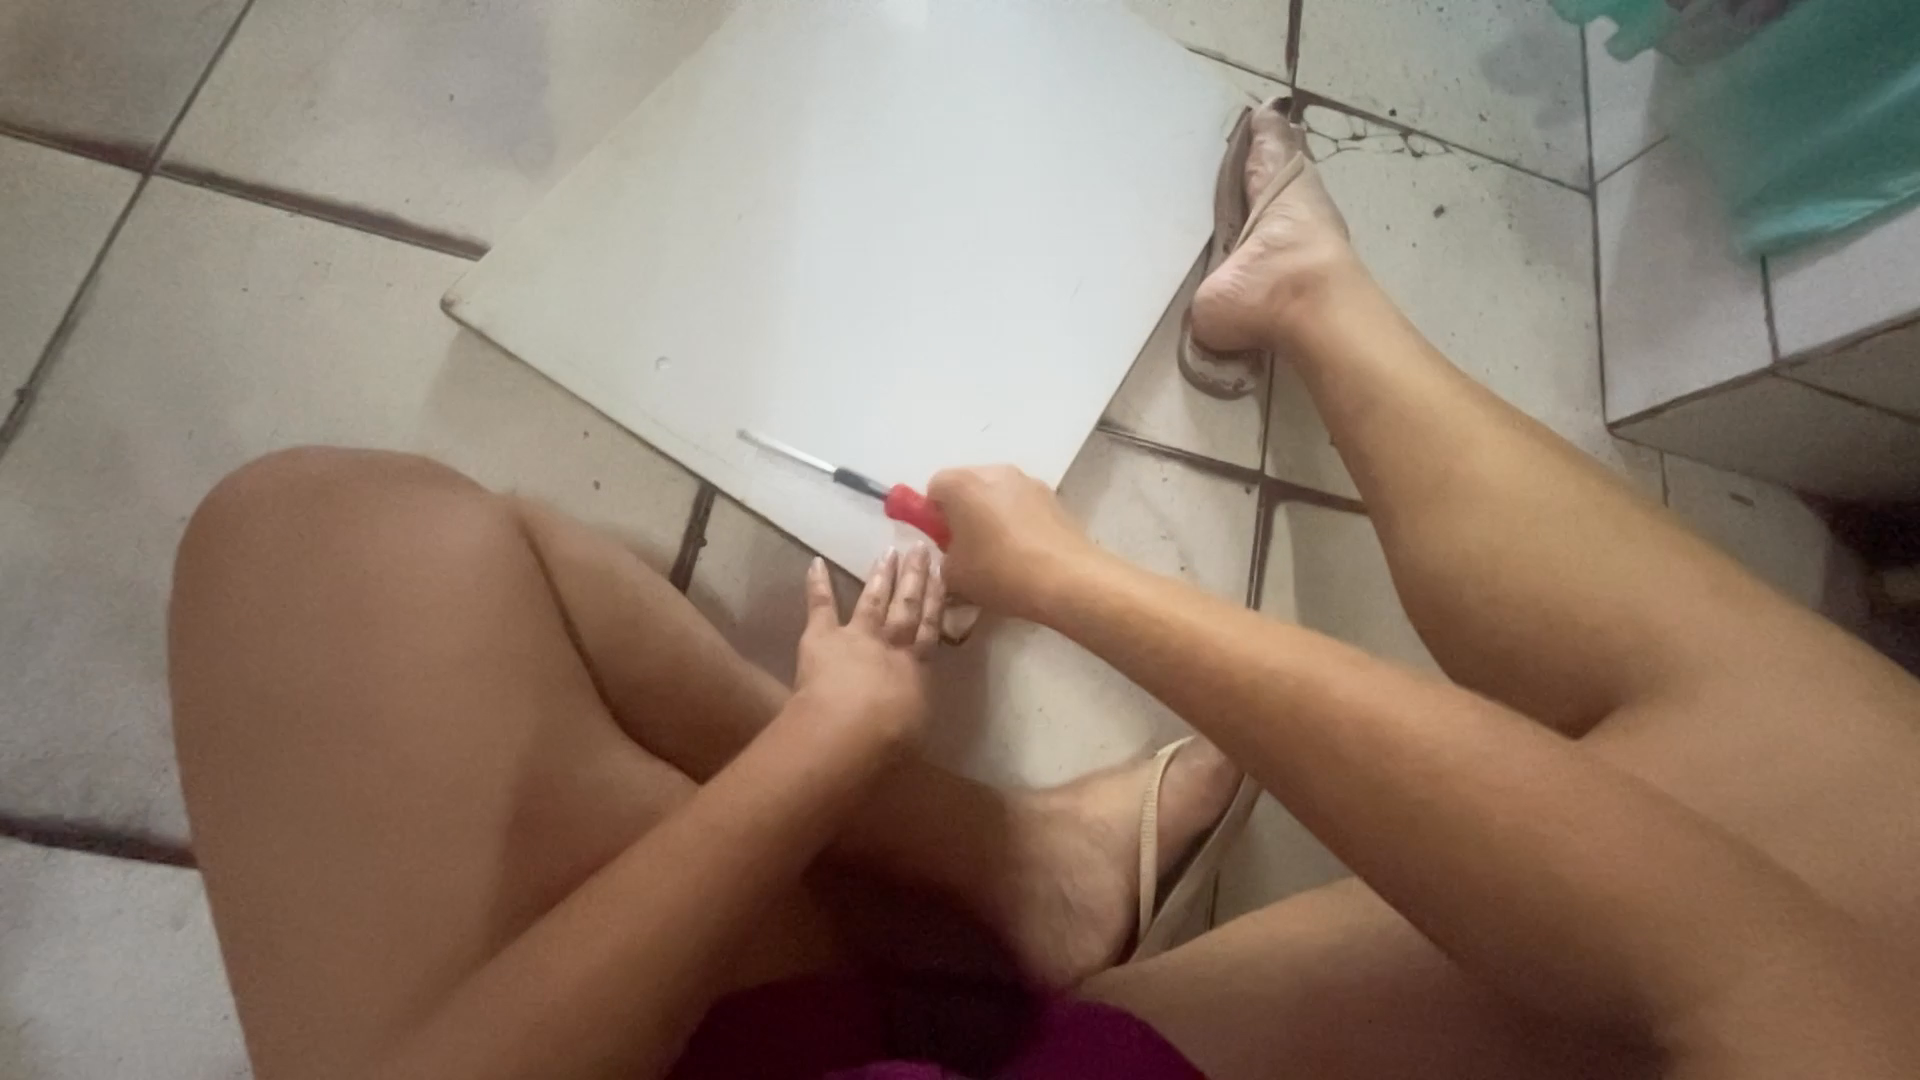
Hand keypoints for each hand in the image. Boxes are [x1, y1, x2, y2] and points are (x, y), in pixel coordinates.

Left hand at [791, 546, 945, 752]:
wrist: (852, 729)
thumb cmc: (891, 740)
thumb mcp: (917, 732)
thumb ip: (918, 714)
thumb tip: (923, 717)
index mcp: (916, 667)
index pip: (929, 627)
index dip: (936, 600)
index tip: (943, 573)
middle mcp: (890, 644)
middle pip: (905, 606)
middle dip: (914, 578)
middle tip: (921, 549)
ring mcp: (856, 636)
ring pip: (872, 600)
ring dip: (881, 576)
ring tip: (889, 552)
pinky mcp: (822, 637)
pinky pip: (821, 606)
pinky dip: (818, 584)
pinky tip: (816, 562)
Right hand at [926, 466, 1094, 618]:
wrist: (1066, 579)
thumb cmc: (999, 572)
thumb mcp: (953, 575)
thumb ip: (943, 556)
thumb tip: (955, 551)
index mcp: (962, 483)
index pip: (934, 488)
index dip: (933, 516)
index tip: (943, 542)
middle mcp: (995, 471)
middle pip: (967, 486)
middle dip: (963, 512)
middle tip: (968, 549)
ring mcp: (1028, 481)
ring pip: (997, 494)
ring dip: (991, 514)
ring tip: (1000, 553)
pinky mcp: (1053, 497)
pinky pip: (1022, 504)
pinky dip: (1017, 520)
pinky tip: (1025, 552)